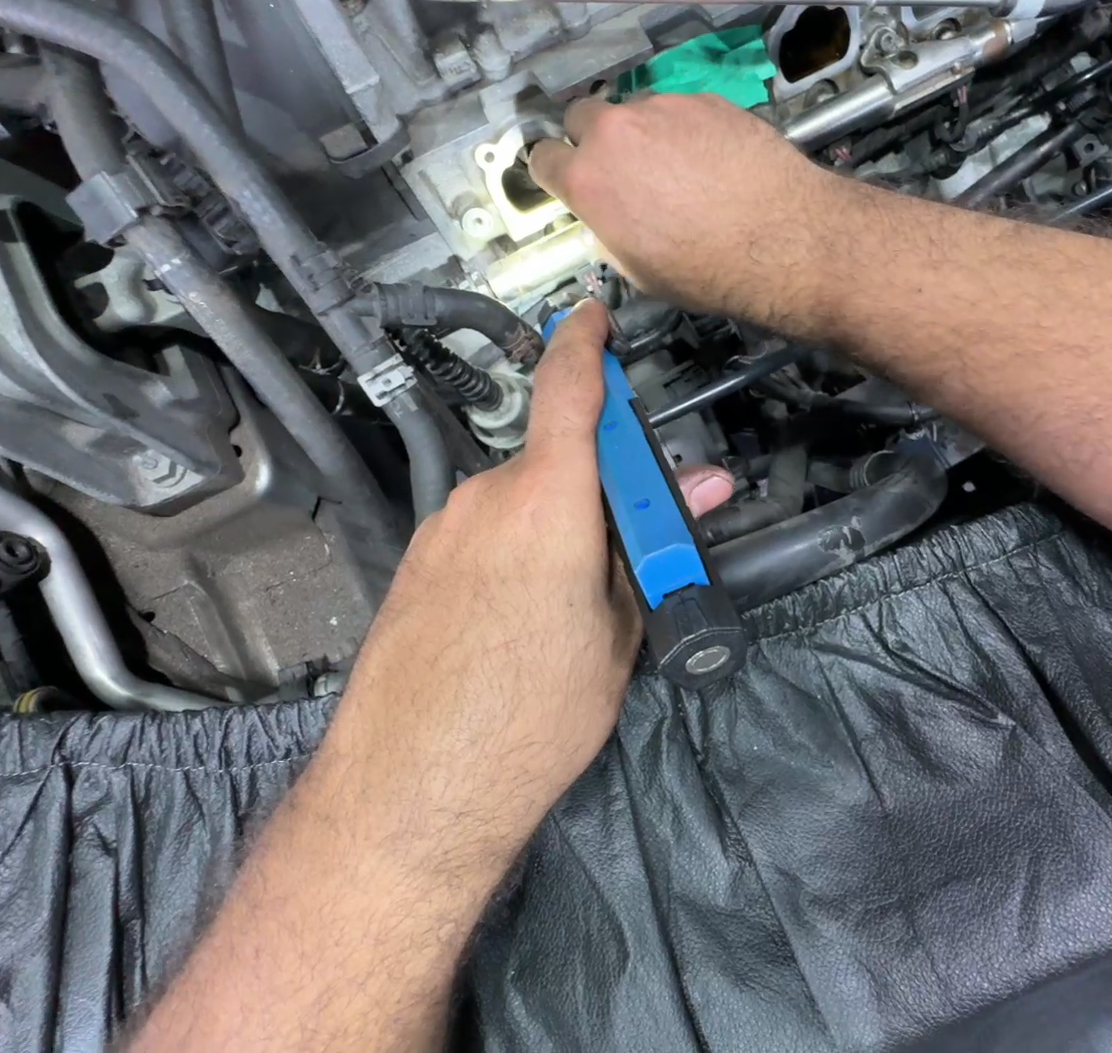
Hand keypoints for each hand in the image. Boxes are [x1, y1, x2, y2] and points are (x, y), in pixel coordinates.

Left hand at [333, 301, 730, 856]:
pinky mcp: (414, 566)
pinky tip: (515, 623)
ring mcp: (440, 531)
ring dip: (554, 529)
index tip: (594, 316)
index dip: (586, 343)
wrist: (410, 794)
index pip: (569, 392)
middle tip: (628, 551)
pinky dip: (513, 552)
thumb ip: (653, 549)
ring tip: (567, 613)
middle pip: (553, 462)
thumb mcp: (619, 635)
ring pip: (517, 503)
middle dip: (596, 490)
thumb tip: (701, 487)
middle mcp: (484, 499)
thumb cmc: (532, 720)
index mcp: (546, 503)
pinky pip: (481, 535)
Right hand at [529, 94, 860, 330]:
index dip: (553, 173)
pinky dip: (683, 132)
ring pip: (633, 112)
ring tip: (674, 174)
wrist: (779, 240)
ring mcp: (662, 109)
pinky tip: (707, 164)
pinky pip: (677, 110)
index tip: (564, 180)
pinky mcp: (704, 101)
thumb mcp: (638, 270)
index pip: (542, 158)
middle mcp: (618, 132)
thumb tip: (608, 222)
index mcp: (589, 179)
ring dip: (642, 137)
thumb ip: (608, 231)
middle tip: (618, 173)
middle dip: (592, 143)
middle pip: (581, 117)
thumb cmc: (709, 269)